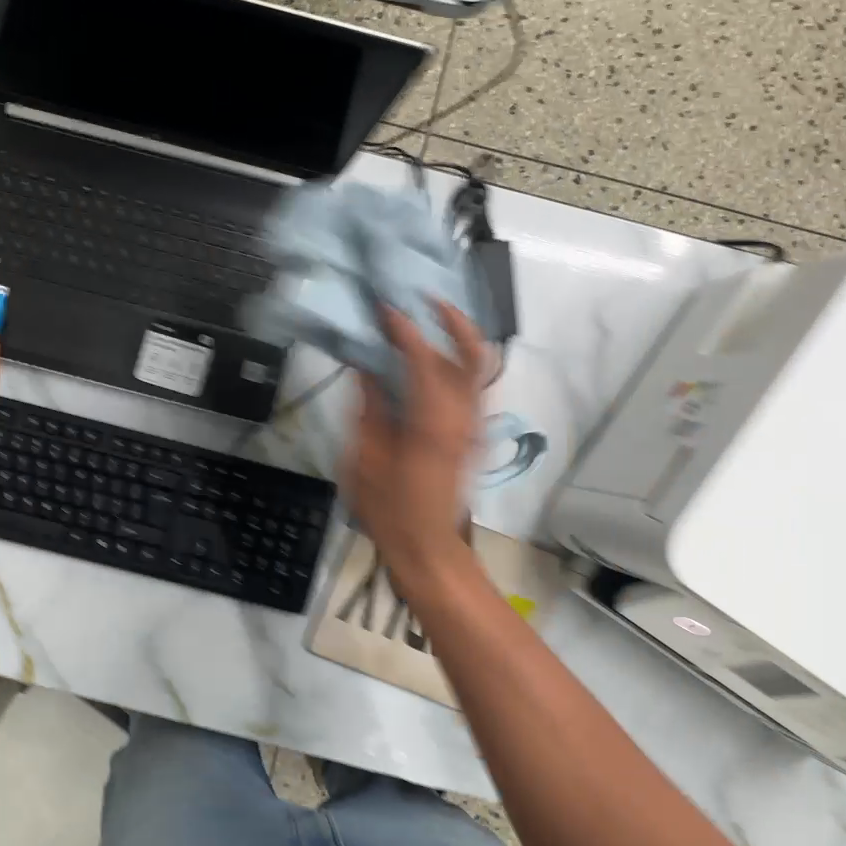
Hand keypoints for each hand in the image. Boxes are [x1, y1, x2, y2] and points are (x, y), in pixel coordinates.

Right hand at [345, 302, 491, 574]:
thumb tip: (367, 368)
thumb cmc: (389, 509)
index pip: (424, 360)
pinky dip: (460, 360)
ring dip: (460, 337)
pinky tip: (434, 356)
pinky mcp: (474, 433)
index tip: (384, 308)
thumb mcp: (365, 459)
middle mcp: (463, 418)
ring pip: (480, 368)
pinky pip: (474, 384)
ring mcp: (474, 425)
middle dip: (447, 321)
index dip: (405, 329)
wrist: (426, 547)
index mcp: (431, 423)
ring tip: (431, 317)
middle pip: (469, 356)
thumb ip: (370, 408)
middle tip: (420, 298)